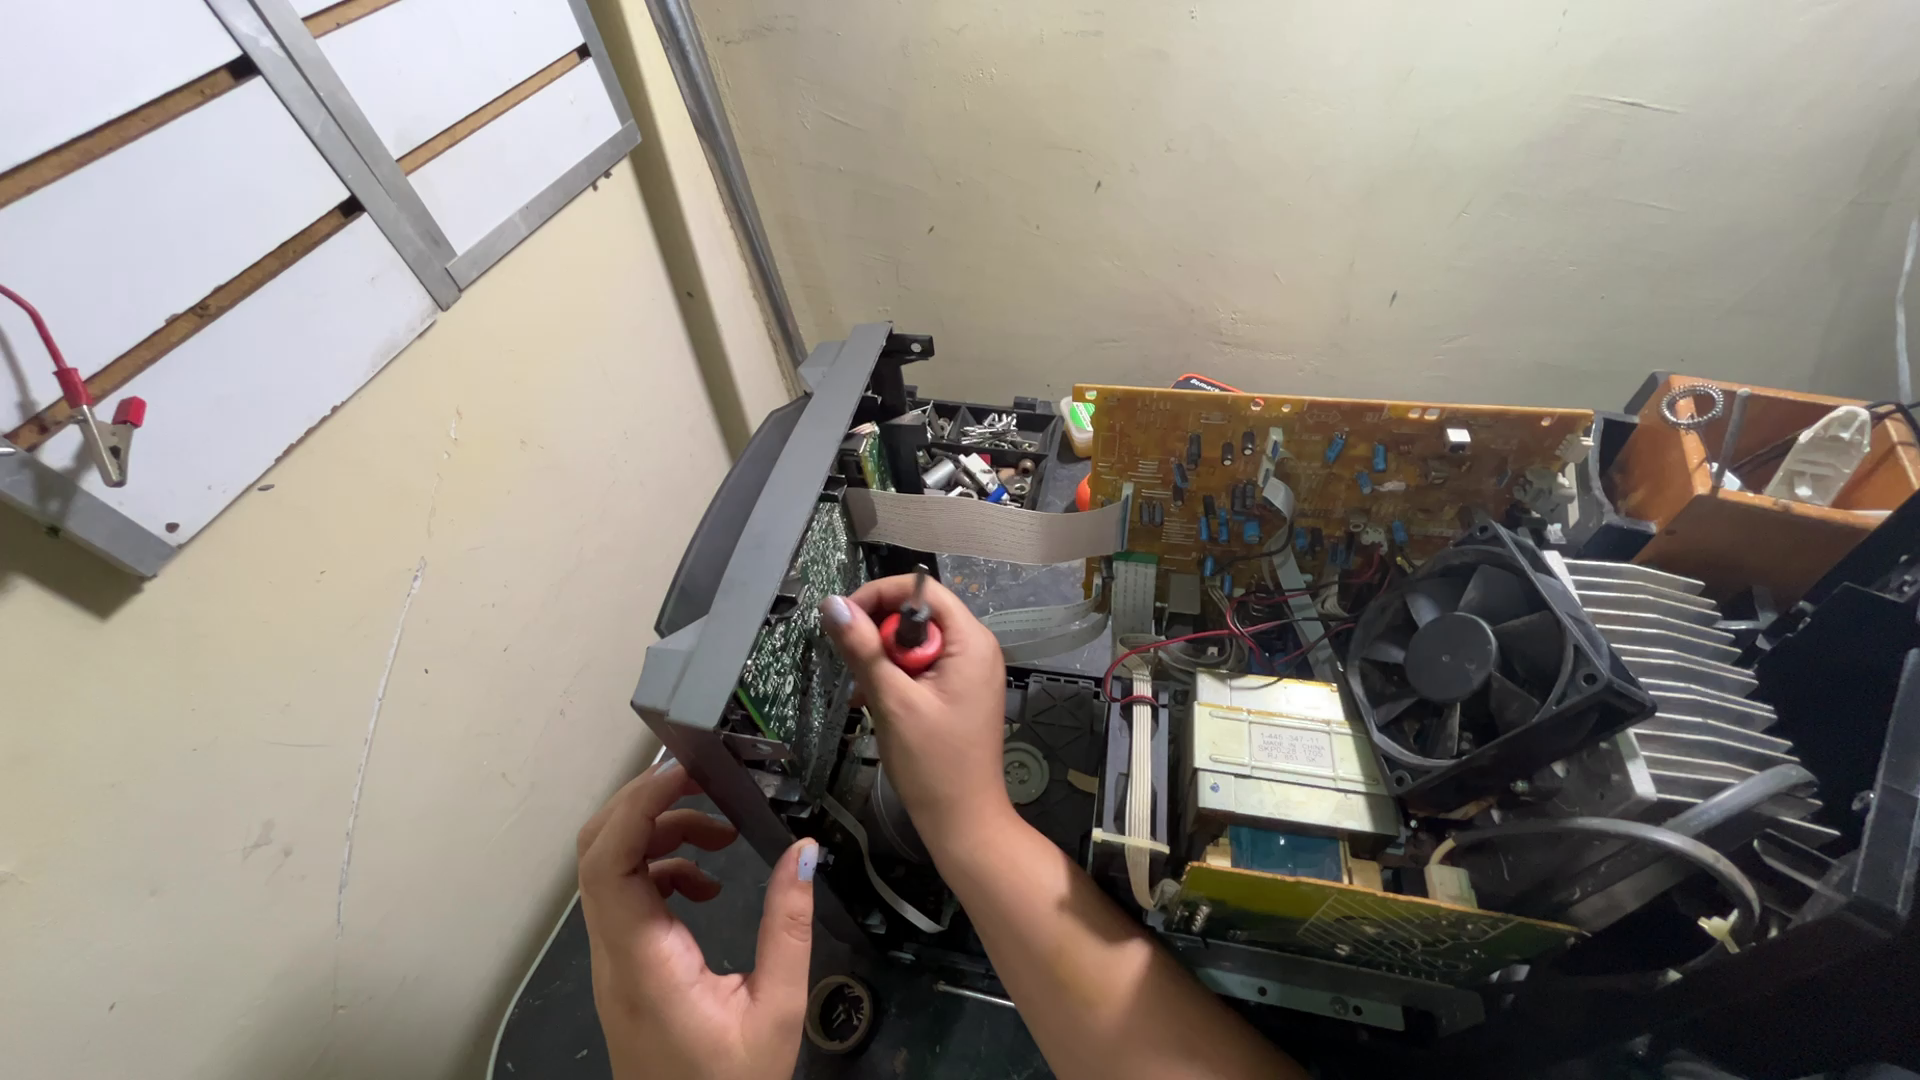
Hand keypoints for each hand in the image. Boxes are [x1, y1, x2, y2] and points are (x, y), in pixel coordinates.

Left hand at [577, 760, 818, 1079]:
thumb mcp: (776, 1011)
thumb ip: (788, 928)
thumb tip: (804, 851)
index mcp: (643, 962)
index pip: (609, 864)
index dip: (638, 804)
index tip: (686, 770)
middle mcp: (614, 953)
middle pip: (597, 851)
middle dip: (645, 800)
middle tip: (704, 779)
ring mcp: (614, 958)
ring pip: (611, 865)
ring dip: (661, 830)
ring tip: (723, 831)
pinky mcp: (626, 963)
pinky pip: (628, 891)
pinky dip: (664, 864)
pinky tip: (709, 882)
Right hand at [819, 575, 1013, 849]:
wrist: (964, 822)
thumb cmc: (933, 764)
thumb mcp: (892, 701)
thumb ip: (863, 649)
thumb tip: (833, 604)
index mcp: (970, 640)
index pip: (921, 589)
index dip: (878, 596)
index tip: (842, 621)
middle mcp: (976, 646)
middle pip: (918, 613)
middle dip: (880, 635)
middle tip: (854, 667)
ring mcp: (970, 670)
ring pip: (915, 642)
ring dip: (884, 661)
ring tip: (865, 694)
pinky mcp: (960, 690)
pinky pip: (923, 666)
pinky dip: (897, 678)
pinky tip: (877, 704)